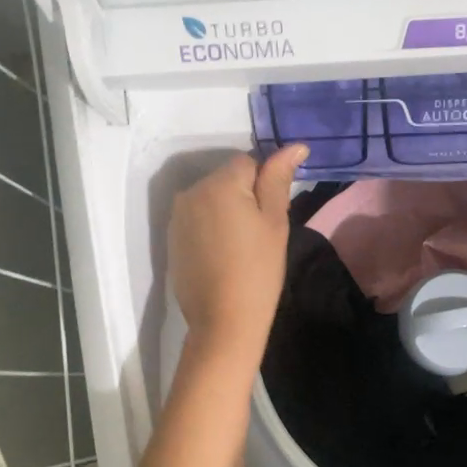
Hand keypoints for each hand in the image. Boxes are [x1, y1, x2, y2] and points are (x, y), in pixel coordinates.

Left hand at [166, 144, 307, 358]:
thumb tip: (294, 146)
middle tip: (258, 237)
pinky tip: (221, 258)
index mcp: (221, 183)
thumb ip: (278, 180)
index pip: (248, 162)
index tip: (270, 218)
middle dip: (242, 198)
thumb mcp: (275, 224)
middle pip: (225, 179)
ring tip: (238, 249)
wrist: (223, 320)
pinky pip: (197, 220)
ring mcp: (178, 215)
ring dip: (225, 213)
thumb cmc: (258, 272)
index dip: (264, 187)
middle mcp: (192, 191)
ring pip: (210, 199)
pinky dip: (210, 230)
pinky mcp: (172, 237)